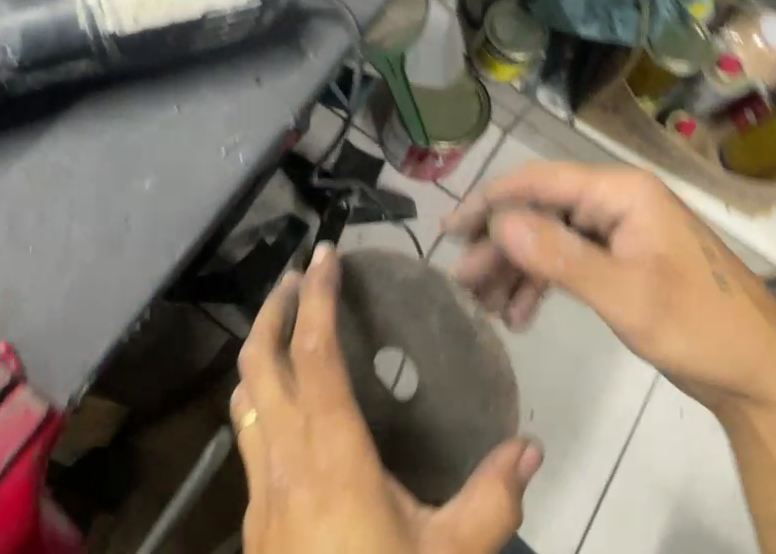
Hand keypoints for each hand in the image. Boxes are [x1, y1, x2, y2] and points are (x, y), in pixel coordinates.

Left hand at [232, 243, 544, 553]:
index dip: (317, 299)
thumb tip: (531, 447)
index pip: (314, 354)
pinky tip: (284, 410)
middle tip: (298, 276)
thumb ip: (493, 501)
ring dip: (259, 351)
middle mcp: (286, 459)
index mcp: (333, 455)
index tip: (324, 254)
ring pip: (244, 397)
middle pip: (259, 361)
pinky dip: (257, 399)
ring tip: (284, 326)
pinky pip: (246, 437)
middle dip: (273, 309)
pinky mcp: (254, 520)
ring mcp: (260, 491)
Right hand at [442, 161, 775, 413]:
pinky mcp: (624, 261)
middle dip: (500, 246)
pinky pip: (570, 261)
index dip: (491, 202)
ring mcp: (622, 232)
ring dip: (517, 270)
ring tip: (485, 307)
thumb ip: (560, 256)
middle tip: (462, 282)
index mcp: (622, 193)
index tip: (451, 228)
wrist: (762, 378)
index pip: (540, 182)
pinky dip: (543, 284)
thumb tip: (500, 223)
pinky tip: (521, 316)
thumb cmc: (700, 329)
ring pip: (551, 239)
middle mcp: (618, 202)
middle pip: (541, 211)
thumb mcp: (626, 295)